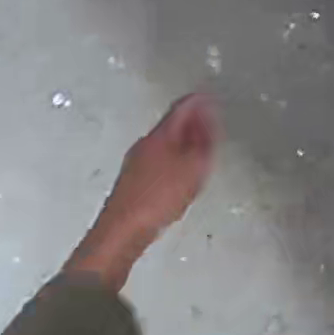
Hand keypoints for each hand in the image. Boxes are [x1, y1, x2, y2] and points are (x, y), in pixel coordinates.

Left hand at [64, 94, 219, 289]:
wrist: (120, 235)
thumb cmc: (157, 199)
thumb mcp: (194, 167)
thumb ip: (205, 140)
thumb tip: (209, 118)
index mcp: (159, 136)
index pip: (182, 107)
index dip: (200, 101)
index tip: (212, 99)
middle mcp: (144, 145)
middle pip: (172, 124)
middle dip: (193, 122)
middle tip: (211, 124)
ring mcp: (134, 164)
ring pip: (165, 142)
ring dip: (184, 142)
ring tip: (201, 151)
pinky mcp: (131, 182)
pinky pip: (158, 159)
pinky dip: (174, 158)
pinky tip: (182, 174)